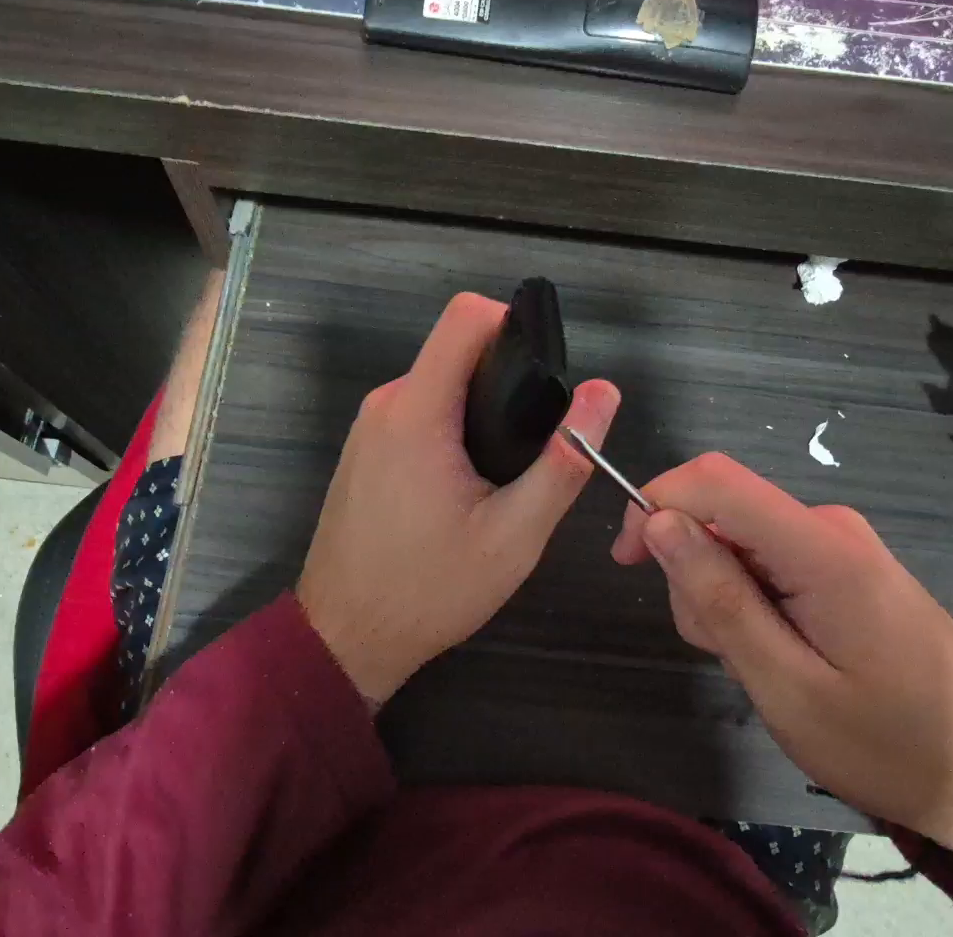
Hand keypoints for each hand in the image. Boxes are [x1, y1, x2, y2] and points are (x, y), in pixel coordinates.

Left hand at [296, 293, 620, 706]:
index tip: (547, 371)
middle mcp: (386, 404)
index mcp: (418, 410)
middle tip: (536, 442)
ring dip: (478, 410)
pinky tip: (467, 484)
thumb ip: (564, 460)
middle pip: (456, 352)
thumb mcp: (515, 535)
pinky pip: (418, 413)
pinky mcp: (364, 449)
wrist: (348, 636)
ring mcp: (369, 427)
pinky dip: (451, 430)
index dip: (513, 324)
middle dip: (504, 379)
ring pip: (439, 385)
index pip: (464, 317)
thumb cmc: (431, 589)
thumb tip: (604, 393)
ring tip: (505, 471)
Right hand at [609, 453, 952, 850]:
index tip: (627, 563)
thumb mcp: (786, 685)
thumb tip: (659, 522)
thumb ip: (718, 598)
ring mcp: (842, 545)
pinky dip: (751, 602)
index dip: (655, 502)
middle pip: (722, 514)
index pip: (715, 480)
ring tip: (761, 666)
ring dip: (722, 597)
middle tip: (723, 653)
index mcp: (821, 548)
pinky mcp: (846, 566)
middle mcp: (830, 527)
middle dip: (694, 574)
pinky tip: (780, 654)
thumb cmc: (886, 743)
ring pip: (740, 542)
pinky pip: (769, 560)